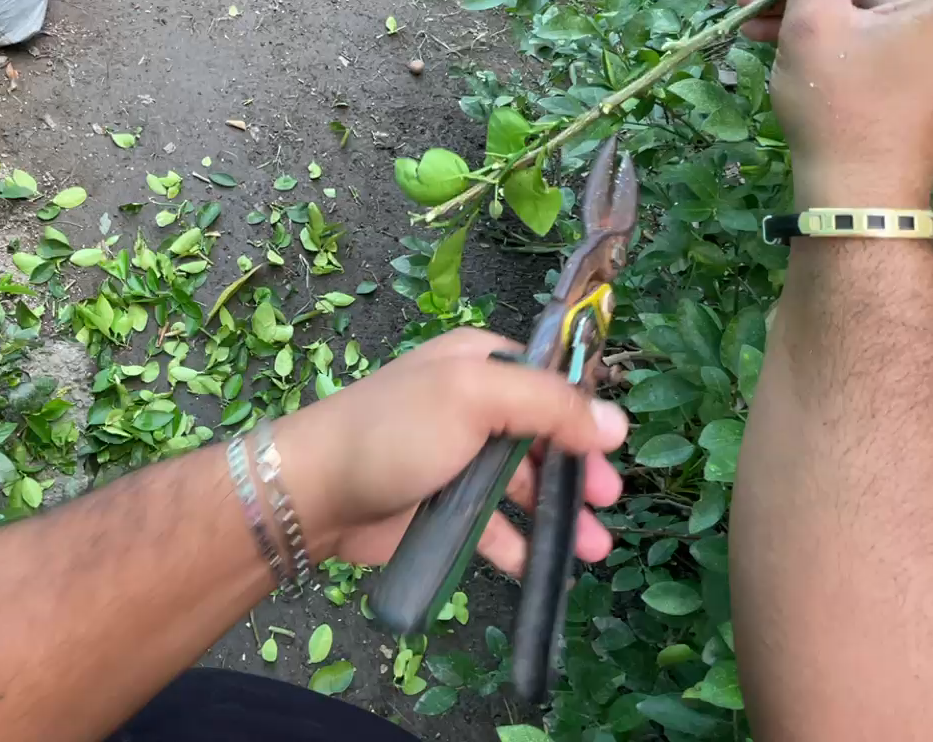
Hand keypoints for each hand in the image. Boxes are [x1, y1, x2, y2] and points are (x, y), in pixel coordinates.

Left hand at [272, 328, 629, 574]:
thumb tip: (615, 422)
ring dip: (556, 514)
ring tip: (589, 547)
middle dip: (574, 470)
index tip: (610, 450)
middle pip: (541, 436)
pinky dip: (517, 545)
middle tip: (605, 502)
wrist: (317, 490)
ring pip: (522, 484)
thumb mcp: (474, 398)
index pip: (545, 381)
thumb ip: (548, 405)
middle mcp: (470, 406)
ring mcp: (456, 458)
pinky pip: (492, 525)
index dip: (580, 414)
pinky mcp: (443, 505)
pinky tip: (539, 567)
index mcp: (477, 365)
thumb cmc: (397, 431)